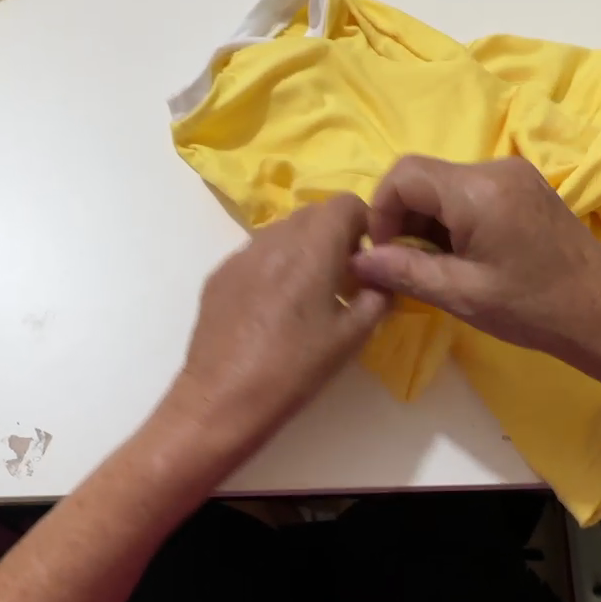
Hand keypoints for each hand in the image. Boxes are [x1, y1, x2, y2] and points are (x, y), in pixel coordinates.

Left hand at [163, 195, 389, 448]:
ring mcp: (240, 255)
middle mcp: (274, 239)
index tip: (366, 261)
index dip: (363, 226)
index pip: (347, 203)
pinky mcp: (218, 276)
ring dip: (301, 251)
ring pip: (280, 233)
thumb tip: (381, 280)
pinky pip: (254, 256)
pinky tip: (270, 311)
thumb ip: (377, 297)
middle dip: (333, 237)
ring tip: (304, 297)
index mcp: (313, 247)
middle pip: (312, 214)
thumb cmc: (295, 369)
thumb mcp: (351, 337)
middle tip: (340, 280)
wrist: (223, 398)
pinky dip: (272, 268)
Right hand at [349, 156, 600, 379]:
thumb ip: (403, 271)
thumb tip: (356, 260)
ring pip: (443, 186)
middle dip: (401, 219)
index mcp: (478, 190)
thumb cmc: (532, 309)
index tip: (385, 256)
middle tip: (405, 267)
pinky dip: (450, 221)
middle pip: (421, 177)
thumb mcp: (460, 294)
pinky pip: (468, 194)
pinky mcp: (524, 190)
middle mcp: (495, 168)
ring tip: (434, 268)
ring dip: (425, 223)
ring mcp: (513, 176)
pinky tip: (460, 258)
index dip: (380, 213)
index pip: (402, 175)